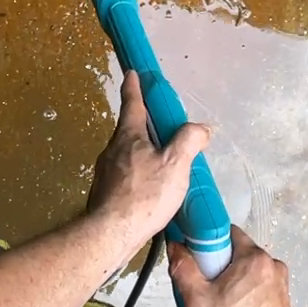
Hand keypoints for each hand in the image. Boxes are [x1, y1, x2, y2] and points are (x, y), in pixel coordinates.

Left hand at [88, 70, 211, 248]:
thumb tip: (202, 128)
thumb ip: (189, 141)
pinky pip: (125, 176)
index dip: (134, 87)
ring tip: (161, 163)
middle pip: (129, 130)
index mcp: (128, 137)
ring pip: (126, 154)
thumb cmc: (145, 195)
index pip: (132, 104)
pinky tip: (150, 190)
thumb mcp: (176, 164)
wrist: (112, 233)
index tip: (133, 73)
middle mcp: (112, 150)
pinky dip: (138, 175)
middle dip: (143, 125)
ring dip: (142, 153)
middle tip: (161, 126)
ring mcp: (105, 173)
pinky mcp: (105, 194)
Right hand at [168, 225, 293, 306]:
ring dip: (231, 283)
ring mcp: (282, 287)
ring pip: (248, 274)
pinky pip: (258, 290)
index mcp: (255, 258)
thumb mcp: (196, 300)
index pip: (227, 232)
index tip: (194, 258)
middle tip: (202, 288)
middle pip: (238, 254)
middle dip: (218, 266)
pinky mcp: (283, 305)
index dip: (206, 242)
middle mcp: (274, 267)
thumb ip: (183, 267)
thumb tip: (175, 246)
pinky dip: (244, 297)